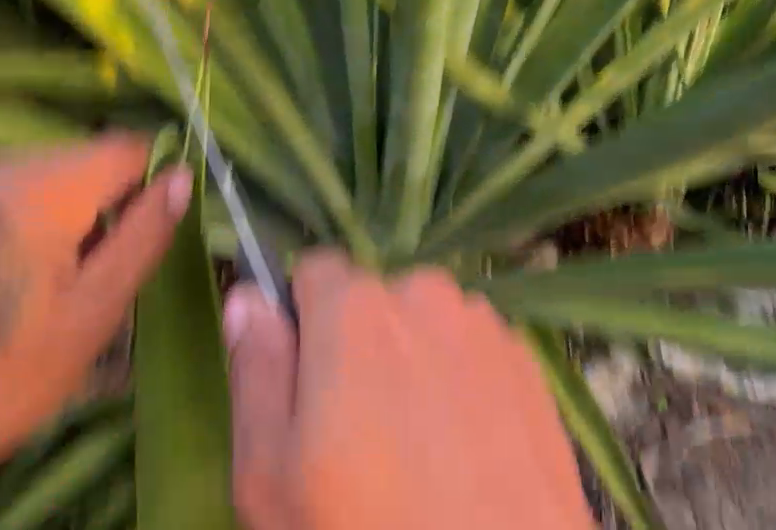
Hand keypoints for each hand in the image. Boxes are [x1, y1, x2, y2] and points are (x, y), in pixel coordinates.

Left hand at [0, 134, 189, 529]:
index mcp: (37, 193)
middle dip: (117, 198)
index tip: (158, 229)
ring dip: (82, 206)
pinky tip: (31, 269)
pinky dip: (45, 211)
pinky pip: (23, 183)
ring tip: (69, 275)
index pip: (127, 148)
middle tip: (109, 267)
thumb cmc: (3, 380)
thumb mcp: (94, 314)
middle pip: (92, 156)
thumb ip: (144, 235)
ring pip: (60, 169)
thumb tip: (183, 175)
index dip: (157, 180)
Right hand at [225, 253, 593, 529]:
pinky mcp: (527, 361)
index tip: (305, 383)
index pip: (314, 270)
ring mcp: (484, 325)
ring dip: (413, 360)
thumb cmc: (365, 527)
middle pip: (374, 299)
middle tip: (358, 432)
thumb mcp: (271, 472)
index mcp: (355, 308)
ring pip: (426, 323)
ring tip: (416, 446)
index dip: (302, 322)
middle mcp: (426, 293)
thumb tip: (248, 298)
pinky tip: (463, 448)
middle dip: (359, 344)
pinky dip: (462, 381)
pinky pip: (473, 351)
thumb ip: (255, 369)